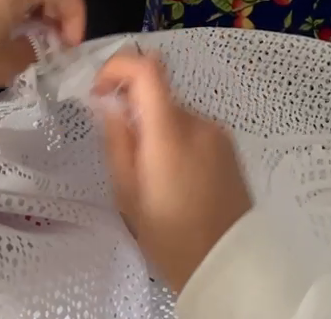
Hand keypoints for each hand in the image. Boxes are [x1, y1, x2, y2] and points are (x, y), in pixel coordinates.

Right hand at [94, 51, 253, 292]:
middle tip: (126, 154)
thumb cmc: (170, 236)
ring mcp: (218, 131)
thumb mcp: (128, 194)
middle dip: (136, 113)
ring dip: (157, 130)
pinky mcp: (229, 145)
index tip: (101, 90)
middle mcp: (198, 120)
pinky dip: (178, 141)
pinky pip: (193, 129)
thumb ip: (116, 139)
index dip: (118, 67)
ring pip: (175, 114)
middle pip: (158, 95)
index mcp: (170, 131)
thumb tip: (107, 101)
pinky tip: (177, 179)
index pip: (146, 69)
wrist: (228, 264)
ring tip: (154, 177)